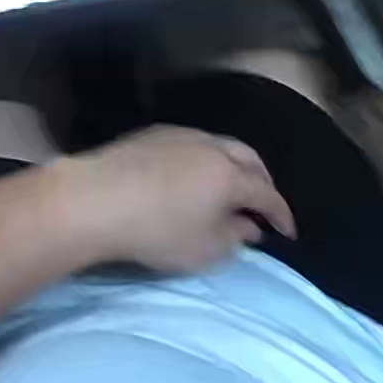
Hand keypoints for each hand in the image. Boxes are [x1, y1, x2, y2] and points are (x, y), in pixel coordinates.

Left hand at [52, 126, 295, 273]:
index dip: (281, 214)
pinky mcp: (148, 134)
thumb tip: (246, 225)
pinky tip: (193, 175)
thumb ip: (233, 236)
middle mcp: (206, 144)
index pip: (266, 193)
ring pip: (216, 143)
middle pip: (246, 156)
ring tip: (228, 189)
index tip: (287, 233)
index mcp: (228, 173)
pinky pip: (189, 142)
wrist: (96, 197)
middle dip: (260, 180)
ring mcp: (175, 134)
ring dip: (230, 165)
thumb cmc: (157, 229)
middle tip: (262, 204)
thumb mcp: (205, 249)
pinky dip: (203, 158)